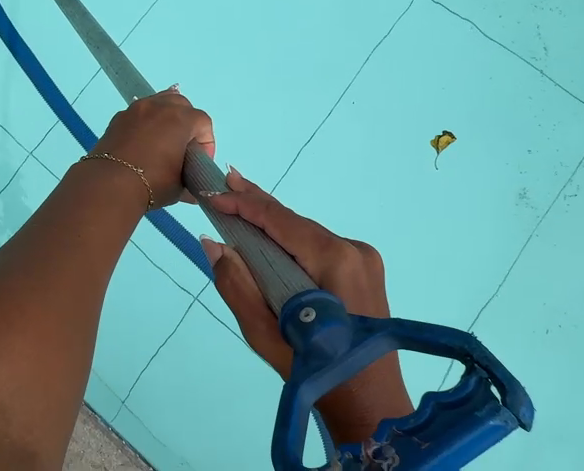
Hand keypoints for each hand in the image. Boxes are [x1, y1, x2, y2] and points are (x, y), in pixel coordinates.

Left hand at [90, 88, 213, 206]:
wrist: (109, 183)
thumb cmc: (152, 182)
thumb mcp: (180, 186)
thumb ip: (190, 179)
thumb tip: (191, 189)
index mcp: (178, 119)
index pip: (203, 121)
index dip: (206, 142)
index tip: (198, 161)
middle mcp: (157, 106)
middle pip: (181, 104)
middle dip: (187, 123)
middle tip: (183, 147)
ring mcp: (135, 109)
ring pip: (158, 102)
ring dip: (165, 118)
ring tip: (163, 142)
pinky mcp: (118, 117)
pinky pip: (138, 112)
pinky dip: (145, 122)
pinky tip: (142, 143)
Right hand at [200, 169, 411, 445]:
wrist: (372, 407)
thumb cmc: (313, 370)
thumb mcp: (264, 332)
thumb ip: (236, 283)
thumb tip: (212, 242)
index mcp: (333, 259)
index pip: (279, 219)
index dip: (243, 203)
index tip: (211, 193)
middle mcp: (353, 250)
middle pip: (294, 220)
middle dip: (256, 202)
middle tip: (225, 177)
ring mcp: (363, 259)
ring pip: (305, 231)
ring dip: (272, 219)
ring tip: (239, 196)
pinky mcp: (364, 271)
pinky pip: (317, 245)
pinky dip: (289, 236)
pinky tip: (270, 228)